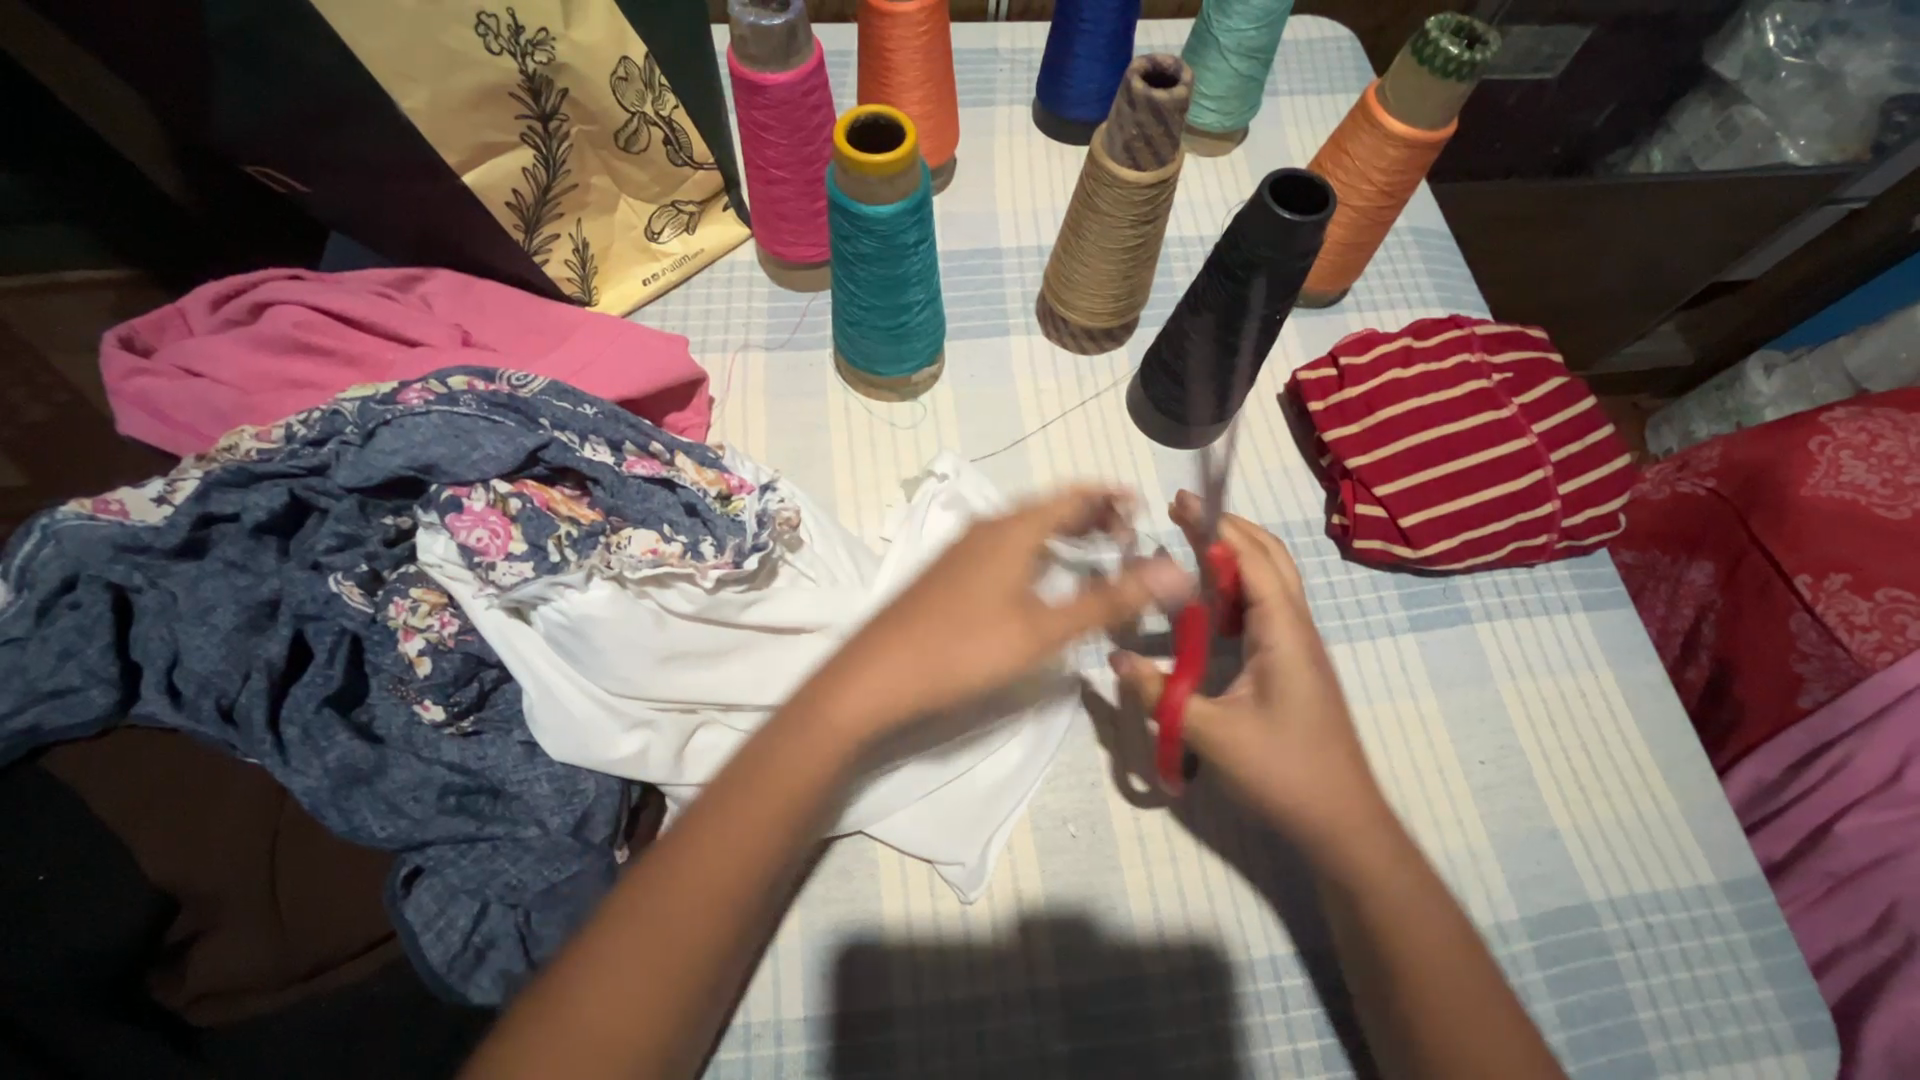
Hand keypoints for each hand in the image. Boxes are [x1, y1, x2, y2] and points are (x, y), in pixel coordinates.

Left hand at [798, 486, 1193, 747]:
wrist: (874, 675)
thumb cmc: (964, 650)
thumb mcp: (1043, 630)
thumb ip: (1109, 600)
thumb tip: (1175, 573)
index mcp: (1012, 528)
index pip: (1072, 495)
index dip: (1109, 497)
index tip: (1142, 507)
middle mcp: (986, 527)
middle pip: (1047, 508)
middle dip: (1089, 514)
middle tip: (1126, 534)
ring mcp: (961, 549)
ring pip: (1023, 527)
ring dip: (1061, 533)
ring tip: (1091, 553)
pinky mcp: (946, 573)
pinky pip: (1003, 546)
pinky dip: (1034, 550)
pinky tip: (1037, 580)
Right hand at [1110, 492, 1381, 844]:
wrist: (1342, 820)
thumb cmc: (1284, 772)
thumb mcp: (1212, 734)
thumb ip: (1161, 694)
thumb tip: (1114, 659)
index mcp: (1284, 633)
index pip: (1251, 560)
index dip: (1217, 526)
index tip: (1179, 502)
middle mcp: (1296, 629)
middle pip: (1270, 559)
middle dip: (1228, 528)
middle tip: (1182, 513)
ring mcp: (1299, 648)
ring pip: (1271, 583)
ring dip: (1235, 556)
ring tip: (1190, 546)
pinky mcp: (1293, 667)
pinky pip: (1266, 610)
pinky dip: (1238, 589)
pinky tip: (1208, 608)